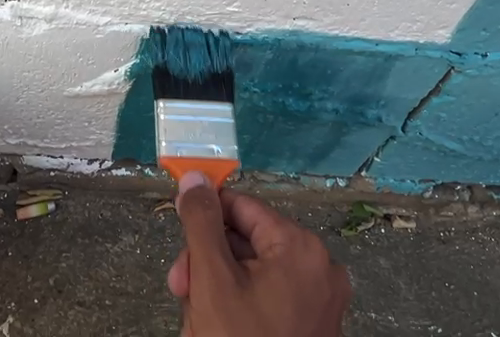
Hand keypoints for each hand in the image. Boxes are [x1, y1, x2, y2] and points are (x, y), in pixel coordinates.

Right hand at [167, 171, 350, 336]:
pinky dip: (241, 304)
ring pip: (254, 269)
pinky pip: (270, 296)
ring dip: (218, 285)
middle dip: (208, 260)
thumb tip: (194, 177)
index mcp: (301, 247)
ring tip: (197, 315)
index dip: (205, 217)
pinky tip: (218, 325)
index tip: (178, 238)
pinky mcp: (315, 327)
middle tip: (180, 287)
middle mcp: (320, 267)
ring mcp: (321, 301)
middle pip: (247, 240)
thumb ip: (201, 222)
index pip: (241, 207)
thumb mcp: (212, 279)